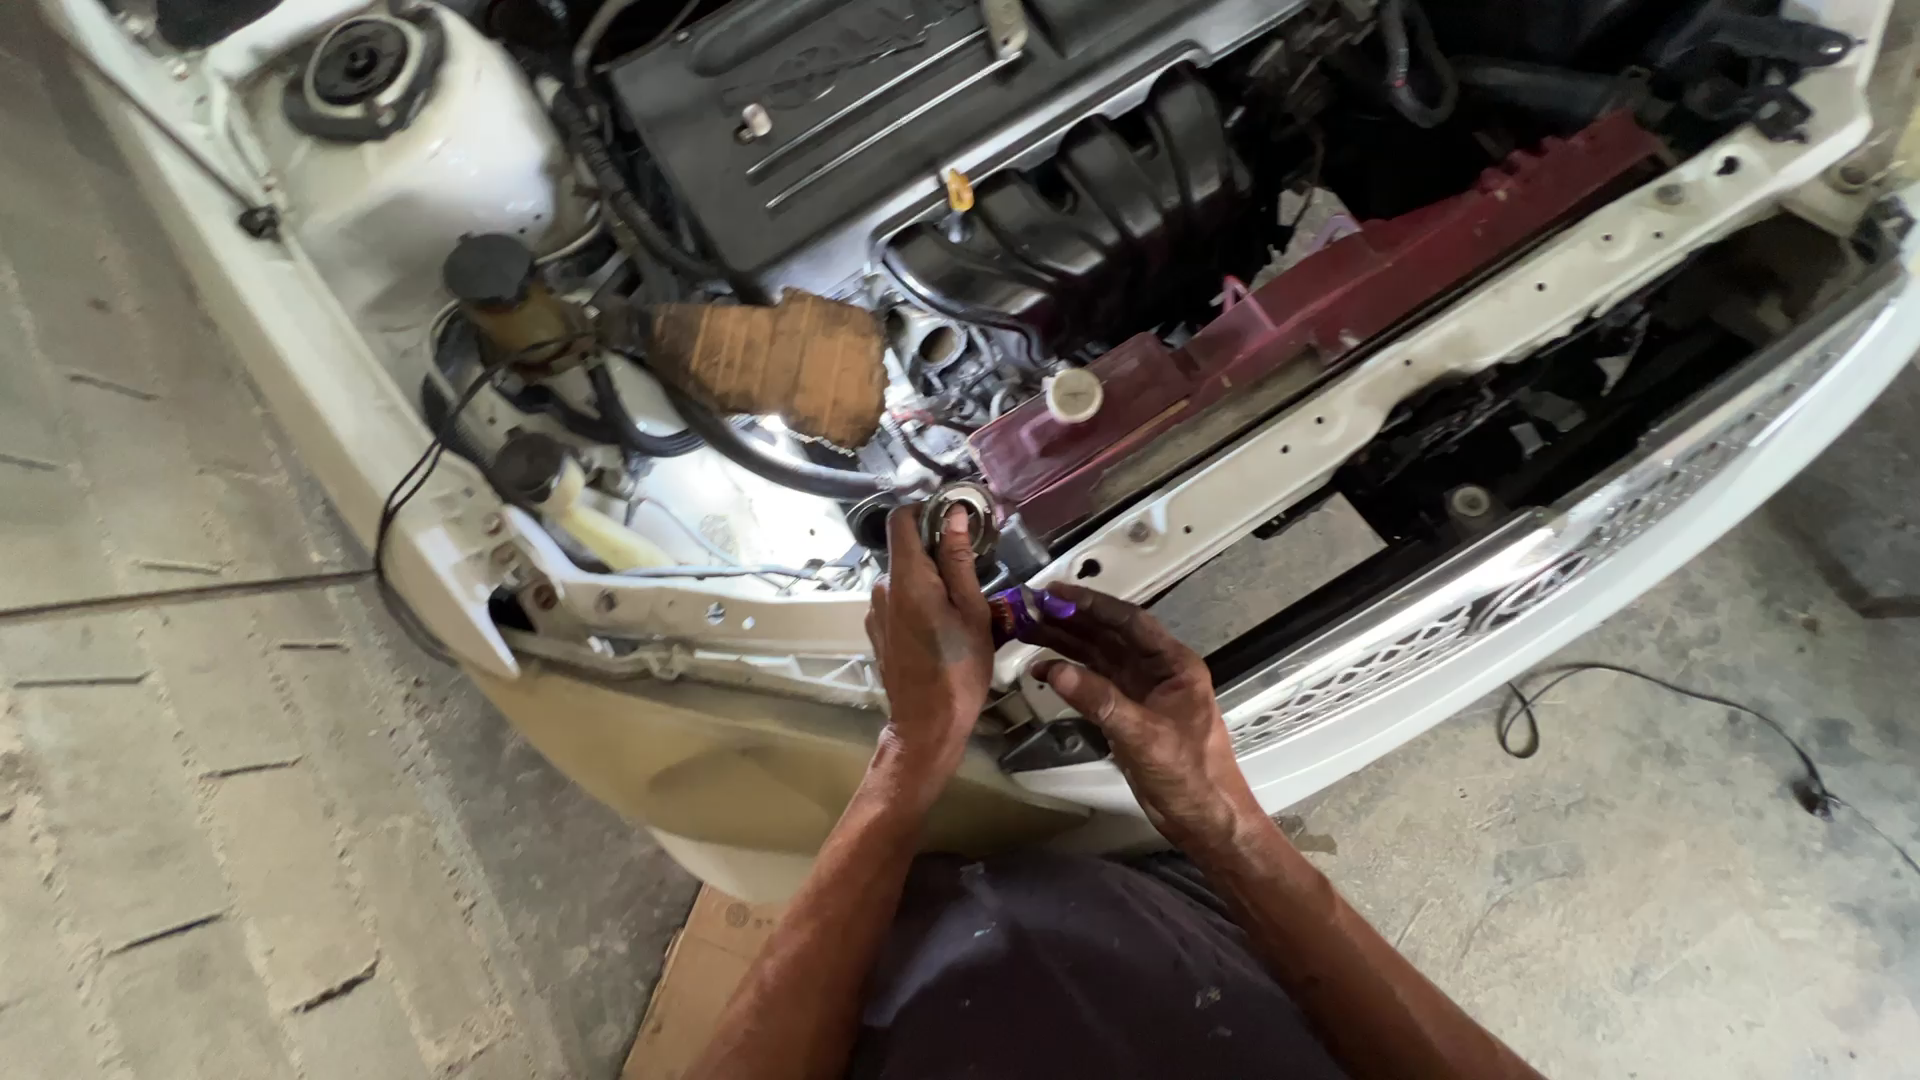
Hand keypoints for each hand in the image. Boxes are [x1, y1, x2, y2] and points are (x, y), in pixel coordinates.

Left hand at [864, 504, 994, 789]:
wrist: (926, 724)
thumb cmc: (959, 668)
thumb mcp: (973, 611)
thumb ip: (959, 559)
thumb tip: (954, 513)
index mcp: (907, 578)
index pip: (901, 518)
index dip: (926, 509)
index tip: (954, 517)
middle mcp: (882, 588)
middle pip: (907, 551)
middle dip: (937, 552)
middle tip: (973, 573)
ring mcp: (875, 612)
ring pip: (905, 578)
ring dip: (930, 581)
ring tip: (961, 608)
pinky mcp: (876, 631)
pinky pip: (898, 601)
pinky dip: (919, 602)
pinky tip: (941, 628)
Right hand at [1021, 584, 1263, 853]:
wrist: (1205, 821)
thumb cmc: (1189, 775)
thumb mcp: (1145, 736)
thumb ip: (1100, 701)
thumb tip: (1054, 670)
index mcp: (1173, 664)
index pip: (1129, 621)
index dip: (1092, 604)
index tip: (1056, 593)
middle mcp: (1155, 670)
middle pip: (1108, 635)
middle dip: (1070, 620)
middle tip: (1031, 607)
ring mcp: (1139, 690)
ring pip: (1097, 656)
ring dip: (1064, 643)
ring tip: (1027, 629)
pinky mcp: (1125, 712)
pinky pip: (1092, 683)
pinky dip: (1068, 675)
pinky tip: (1042, 671)